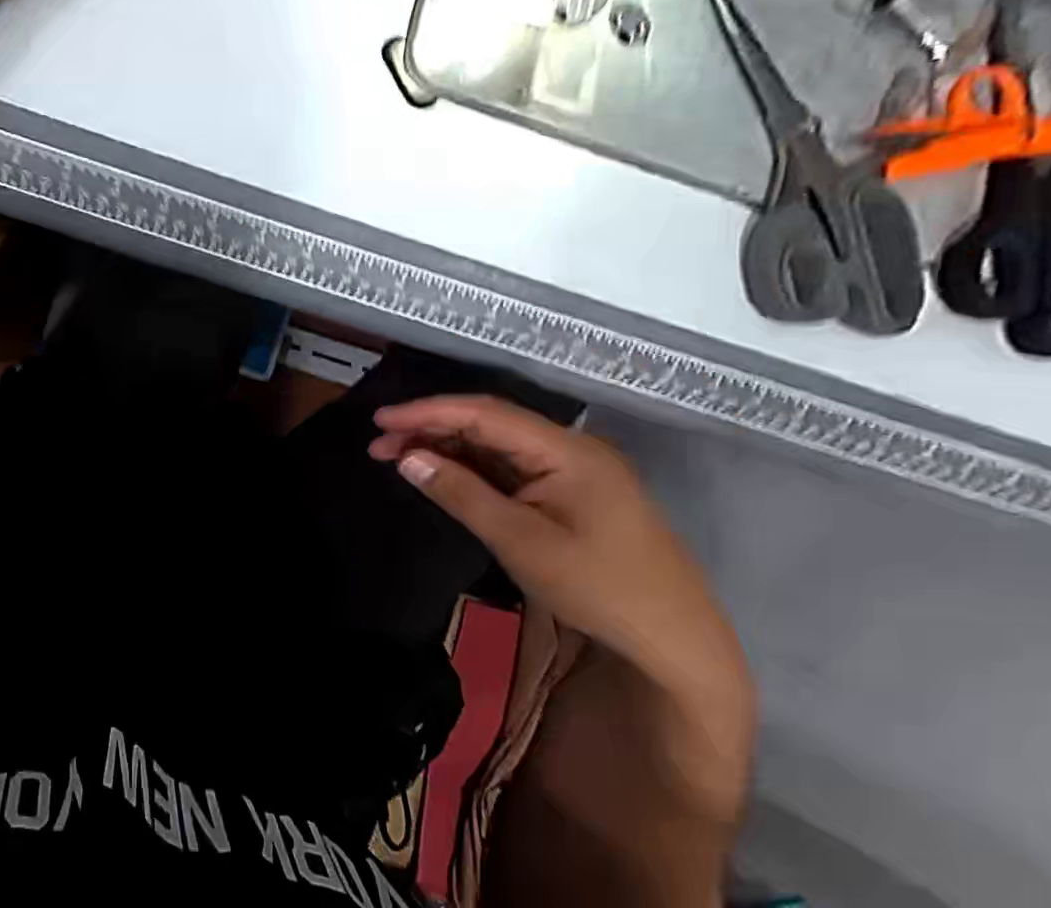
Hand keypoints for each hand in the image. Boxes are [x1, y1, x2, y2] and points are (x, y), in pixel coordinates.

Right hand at [369, 396, 744, 694]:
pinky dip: (469, 469)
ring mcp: (570, 470)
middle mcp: (568, 449)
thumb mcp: (520, 541)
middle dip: (431, 429)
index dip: (428, 412)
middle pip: (489, 424)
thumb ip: (460, 493)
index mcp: (565, 450)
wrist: (672, 638)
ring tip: (397, 458)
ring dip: (447, 448)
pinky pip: (509, 468)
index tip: (380, 421)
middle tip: (379, 446)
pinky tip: (440, 475)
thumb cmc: (597, 587)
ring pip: (496, 446)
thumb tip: (406, 457)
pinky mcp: (567, 492)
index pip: (484, 414)